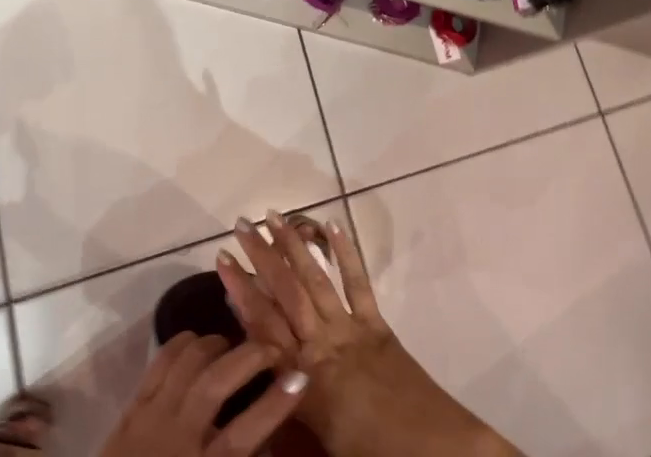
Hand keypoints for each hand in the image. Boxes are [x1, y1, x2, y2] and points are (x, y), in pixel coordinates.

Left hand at [97, 332, 307, 456]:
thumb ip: (244, 456)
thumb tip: (271, 429)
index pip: (244, 434)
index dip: (274, 404)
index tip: (300, 377)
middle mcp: (178, 438)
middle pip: (213, 385)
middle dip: (247, 358)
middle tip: (271, 347)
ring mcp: (151, 417)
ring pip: (185, 365)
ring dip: (214, 345)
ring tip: (233, 344)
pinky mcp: (131, 406)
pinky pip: (158, 363)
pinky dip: (180, 344)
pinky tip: (197, 341)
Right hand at [218, 213, 522, 456]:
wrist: (429, 447)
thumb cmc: (365, 450)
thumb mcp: (313, 431)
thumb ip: (282, 395)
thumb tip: (256, 365)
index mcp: (302, 376)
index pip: (262, 324)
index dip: (240, 290)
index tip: (221, 260)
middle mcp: (321, 344)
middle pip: (286, 292)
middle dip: (261, 256)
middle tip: (241, 224)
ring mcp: (350, 330)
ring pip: (316, 281)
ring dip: (294, 247)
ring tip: (274, 217)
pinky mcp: (377, 326)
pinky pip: (358, 285)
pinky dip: (346, 255)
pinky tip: (332, 227)